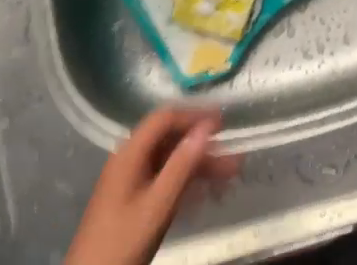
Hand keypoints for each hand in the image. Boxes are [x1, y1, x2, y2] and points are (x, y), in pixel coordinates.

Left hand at [65, 107, 239, 264]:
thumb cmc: (123, 240)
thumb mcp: (157, 204)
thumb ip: (182, 165)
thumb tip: (206, 128)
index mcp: (130, 154)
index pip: (164, 119)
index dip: (194, 116)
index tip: (223, 123)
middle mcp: (129, 160)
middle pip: (169, 140)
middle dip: (202, 146)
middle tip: (232, 158)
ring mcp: (131, 180)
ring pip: (170, 161)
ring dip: (198, 166)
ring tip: (228, 177)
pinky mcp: (133, 198)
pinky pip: (164, 179)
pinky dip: (186, 182)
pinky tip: (205, 194)